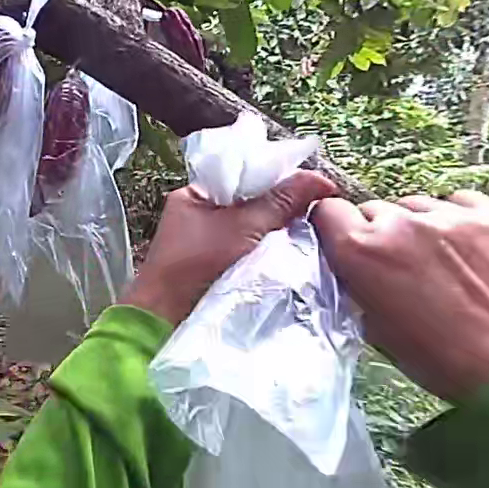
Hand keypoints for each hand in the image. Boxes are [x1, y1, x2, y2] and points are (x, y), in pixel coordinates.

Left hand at [122, 170, 337, 324]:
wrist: (166, 312)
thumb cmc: (197, 263)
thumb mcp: (243, 227)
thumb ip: (279, 202)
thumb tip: (319, 178)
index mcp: (194, 195)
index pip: (242, 175)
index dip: (280, 179)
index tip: (318, 186)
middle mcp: (196, 211)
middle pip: (249, 200)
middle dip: (282, 204)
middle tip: (322, 207)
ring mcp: (204, 237)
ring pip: (251, 223)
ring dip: (277, 226)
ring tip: (314, 225)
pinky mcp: (212, 260)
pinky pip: (247, 244)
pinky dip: (266, 245)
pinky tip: (294, 246)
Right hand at [310, 190, 488, 401]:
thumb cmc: (438, 356)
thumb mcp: (369, 322)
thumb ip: (355, 281)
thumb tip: (353, 265)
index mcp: (359, 250)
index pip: (327, 210)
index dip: (332, 225)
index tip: (340, 239)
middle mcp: (400, 225)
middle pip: (372, 209)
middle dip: (376, 231)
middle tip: (392, 262)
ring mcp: (452, 218)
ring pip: (415, 205)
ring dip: (414, 225)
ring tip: (432, 255)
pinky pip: (460, 202)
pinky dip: (454, 217)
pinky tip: (461, 242)